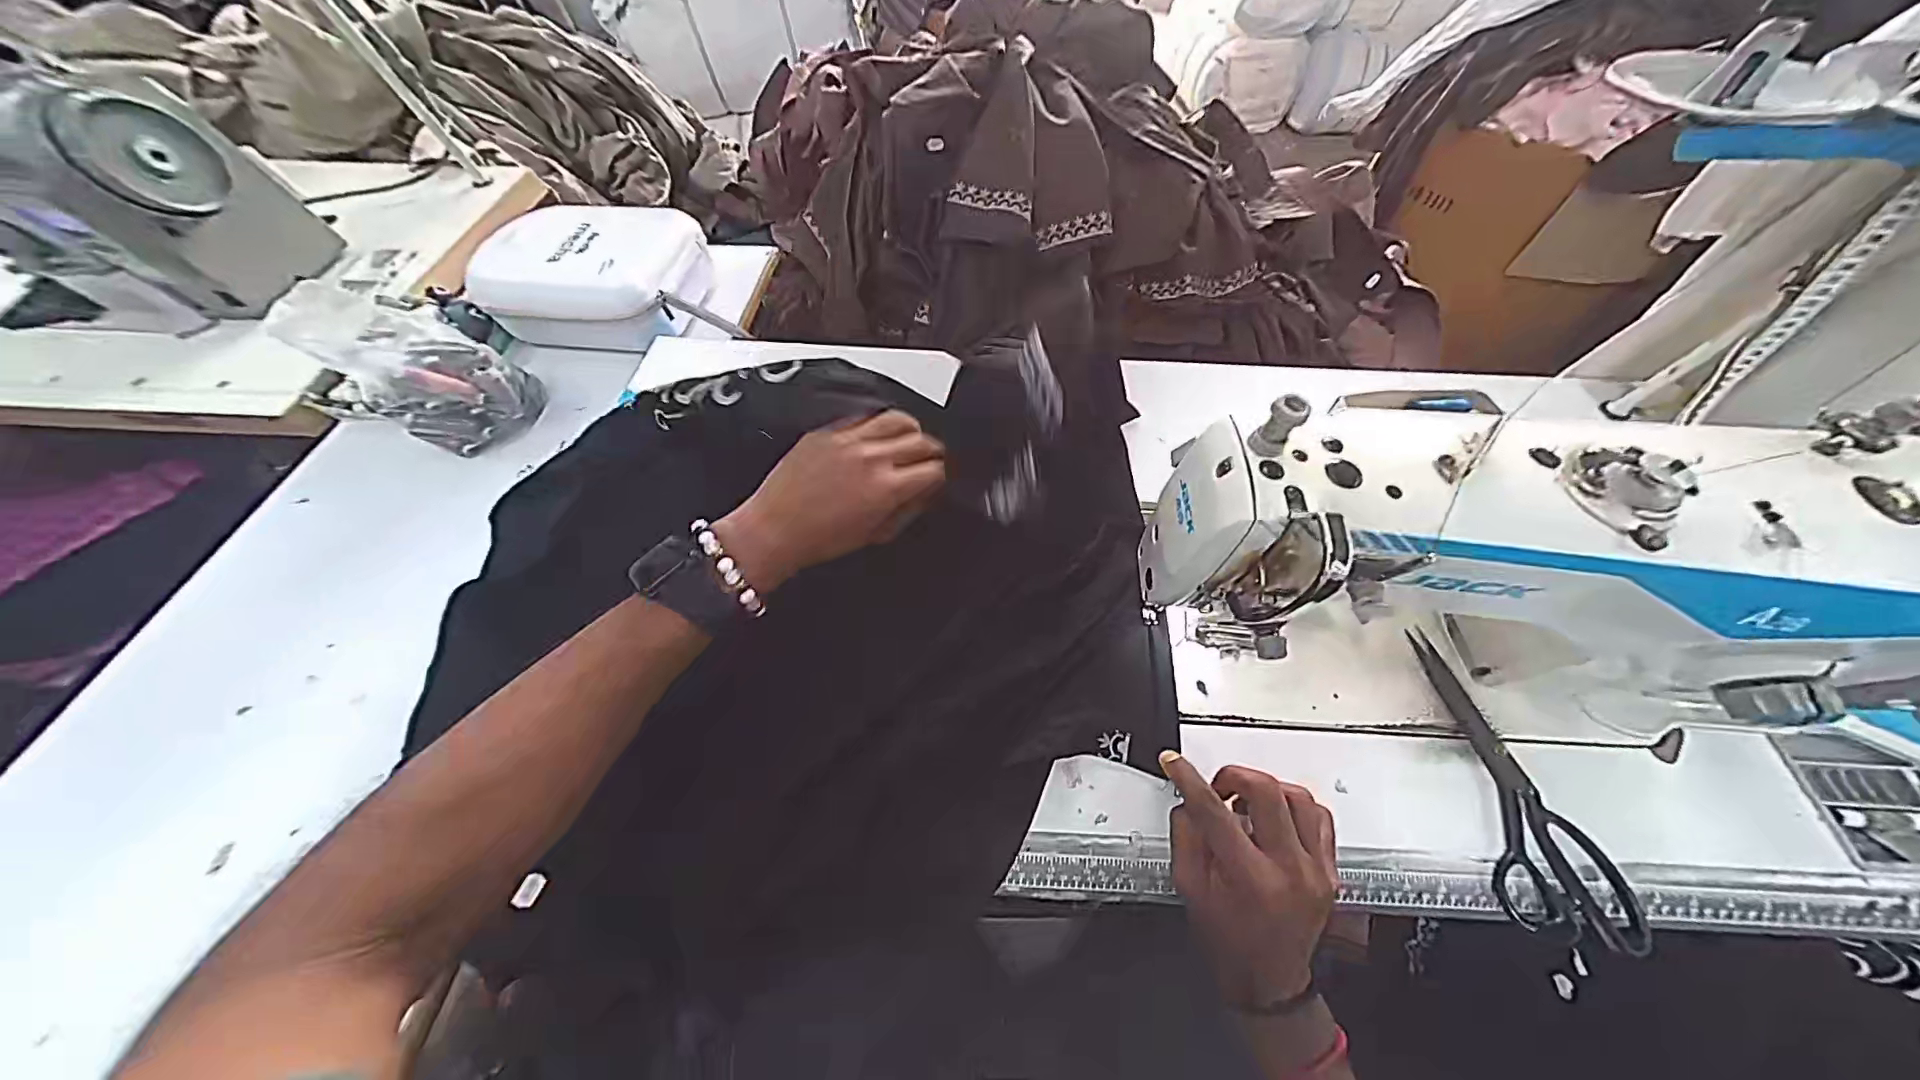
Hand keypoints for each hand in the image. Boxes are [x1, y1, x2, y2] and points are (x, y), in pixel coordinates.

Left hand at [713, 410, 945, 591]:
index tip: (937, 479)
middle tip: (929, 461)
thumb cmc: (818, 539)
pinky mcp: (828, 432)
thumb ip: (908, 510)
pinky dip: (879, 424)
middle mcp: (871, 458)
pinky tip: (877, 436)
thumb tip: (925, 493)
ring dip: (911, 429)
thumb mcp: (876, 533)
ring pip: (898, 418)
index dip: (942, 475)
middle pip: (922, 439)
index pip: (934, 468)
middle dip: (933, 451)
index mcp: (887, 487)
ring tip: (908, 441)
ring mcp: (849, 440)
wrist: (775, 530)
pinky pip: (865, 416)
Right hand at [1162, 751, 1338, 1009]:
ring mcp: (1316, 871)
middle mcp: (1289, 871)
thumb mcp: (1189, 887)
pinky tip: (1276, 816)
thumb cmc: (1229, 941)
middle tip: (1218, 787)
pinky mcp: (1330, 872)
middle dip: (1233, 776)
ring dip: (1265, 789)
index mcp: (1249, 878)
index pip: (1213, 810)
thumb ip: (1185, 837)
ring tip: (1246, 803)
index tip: (1176, 764)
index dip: (1188, 779)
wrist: (1268, 980)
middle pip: (1266, 790)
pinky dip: (1295, 807)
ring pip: (1298, 797)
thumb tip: (1188, 801)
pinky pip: (1320, 818)